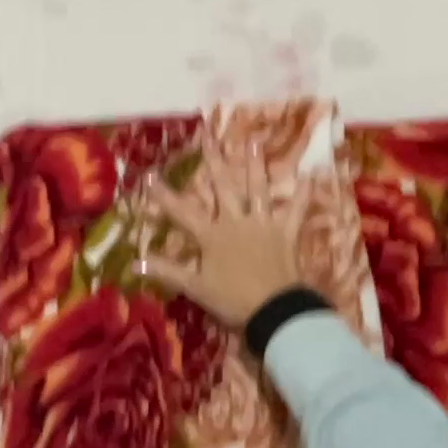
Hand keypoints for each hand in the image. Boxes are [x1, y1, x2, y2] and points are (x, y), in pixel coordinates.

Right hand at [136, 144, 312, 327]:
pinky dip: (304, 195)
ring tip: (254, 142)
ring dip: (256, 166)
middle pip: (223, 187)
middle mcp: (236, 222)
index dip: (164, 194)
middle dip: (214, 161)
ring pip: (258, 190)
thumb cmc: (232, 299)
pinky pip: (296, 211)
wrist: (274, 311)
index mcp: (212, 235)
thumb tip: (134, 263)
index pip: (182, 212)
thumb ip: (167, 271)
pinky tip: (312, 176)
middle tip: (210, 136)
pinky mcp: (286, 233)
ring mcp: (262, 225)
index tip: (149, 174)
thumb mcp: (195, 288)